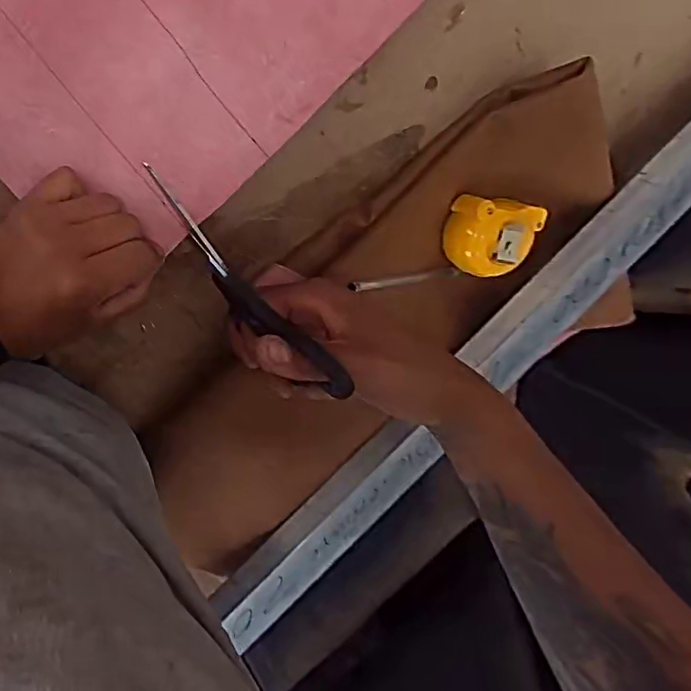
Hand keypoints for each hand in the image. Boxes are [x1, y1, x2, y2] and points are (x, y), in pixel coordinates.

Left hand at [0, 167, 161, 356]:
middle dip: (130, 241)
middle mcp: (69, 244)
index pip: (142, 254)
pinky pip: (69, 178)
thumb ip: (130, 295)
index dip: (146, 261)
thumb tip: (151, 262)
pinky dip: (78, 192)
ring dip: (108, 218)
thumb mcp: (91, 324)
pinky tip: (72, 212)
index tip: (136, 267)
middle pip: (129, 224)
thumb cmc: (39, 325)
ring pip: (107, 200)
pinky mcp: (29, 202)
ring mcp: (47, 218)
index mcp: (84, 281)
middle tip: (113, 254)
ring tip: (92, 234)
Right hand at [228, 275, 497, 428]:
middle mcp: (319, 302)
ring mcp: (325, 323)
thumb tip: (259, 347)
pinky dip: (294, 369)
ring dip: (277, 358)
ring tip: (295, 385)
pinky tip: (311, 389)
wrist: (442, 395)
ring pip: (278, 329)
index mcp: (321, 296)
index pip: (263, 297)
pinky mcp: (331, 343)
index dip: (249, 324)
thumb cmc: (403, 372)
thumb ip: (301, 359)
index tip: (251, 357)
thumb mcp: (350, 369)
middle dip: (257, 336)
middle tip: (264, 368)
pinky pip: (296, 349)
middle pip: (266, 305)